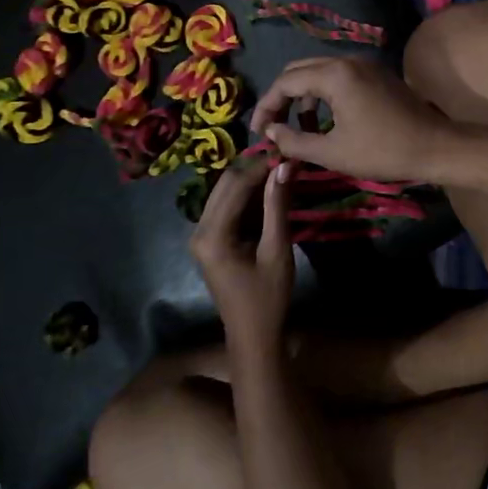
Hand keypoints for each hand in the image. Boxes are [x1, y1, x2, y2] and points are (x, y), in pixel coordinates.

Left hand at [190, 159, 295, 354]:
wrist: (253, 336)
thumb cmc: (268, 297)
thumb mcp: (277, 250)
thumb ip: (278, 206)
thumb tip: (285, 166)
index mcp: (212, 235)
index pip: (236, 185)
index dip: (262, 166)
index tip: (288, 152)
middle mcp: (199, 230)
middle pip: (225, 184)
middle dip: (255, 169)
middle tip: (286, 161)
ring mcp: (201, 236)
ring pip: (225, 193)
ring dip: (252, 182)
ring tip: (283, 173)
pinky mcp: (209, 241)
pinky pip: (227, 208)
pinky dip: (247, 198)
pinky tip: (270, 194)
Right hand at [250, 57, 452, 181]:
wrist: (436, 146)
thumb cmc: (383, 151)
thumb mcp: (332, 152)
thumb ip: (294, 141)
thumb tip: (270, 132)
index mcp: (335, 75)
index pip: (286, 82)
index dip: (267, 106)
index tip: (258, 132)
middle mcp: (348, 60)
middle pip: (299, 69)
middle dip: (282, 97)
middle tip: (274, 127)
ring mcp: (365, 64)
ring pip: (319, 72)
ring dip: (304, 97)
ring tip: (301, 129)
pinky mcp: (377, 74)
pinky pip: (339, 77)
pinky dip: (324, 94)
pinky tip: (326, 120)